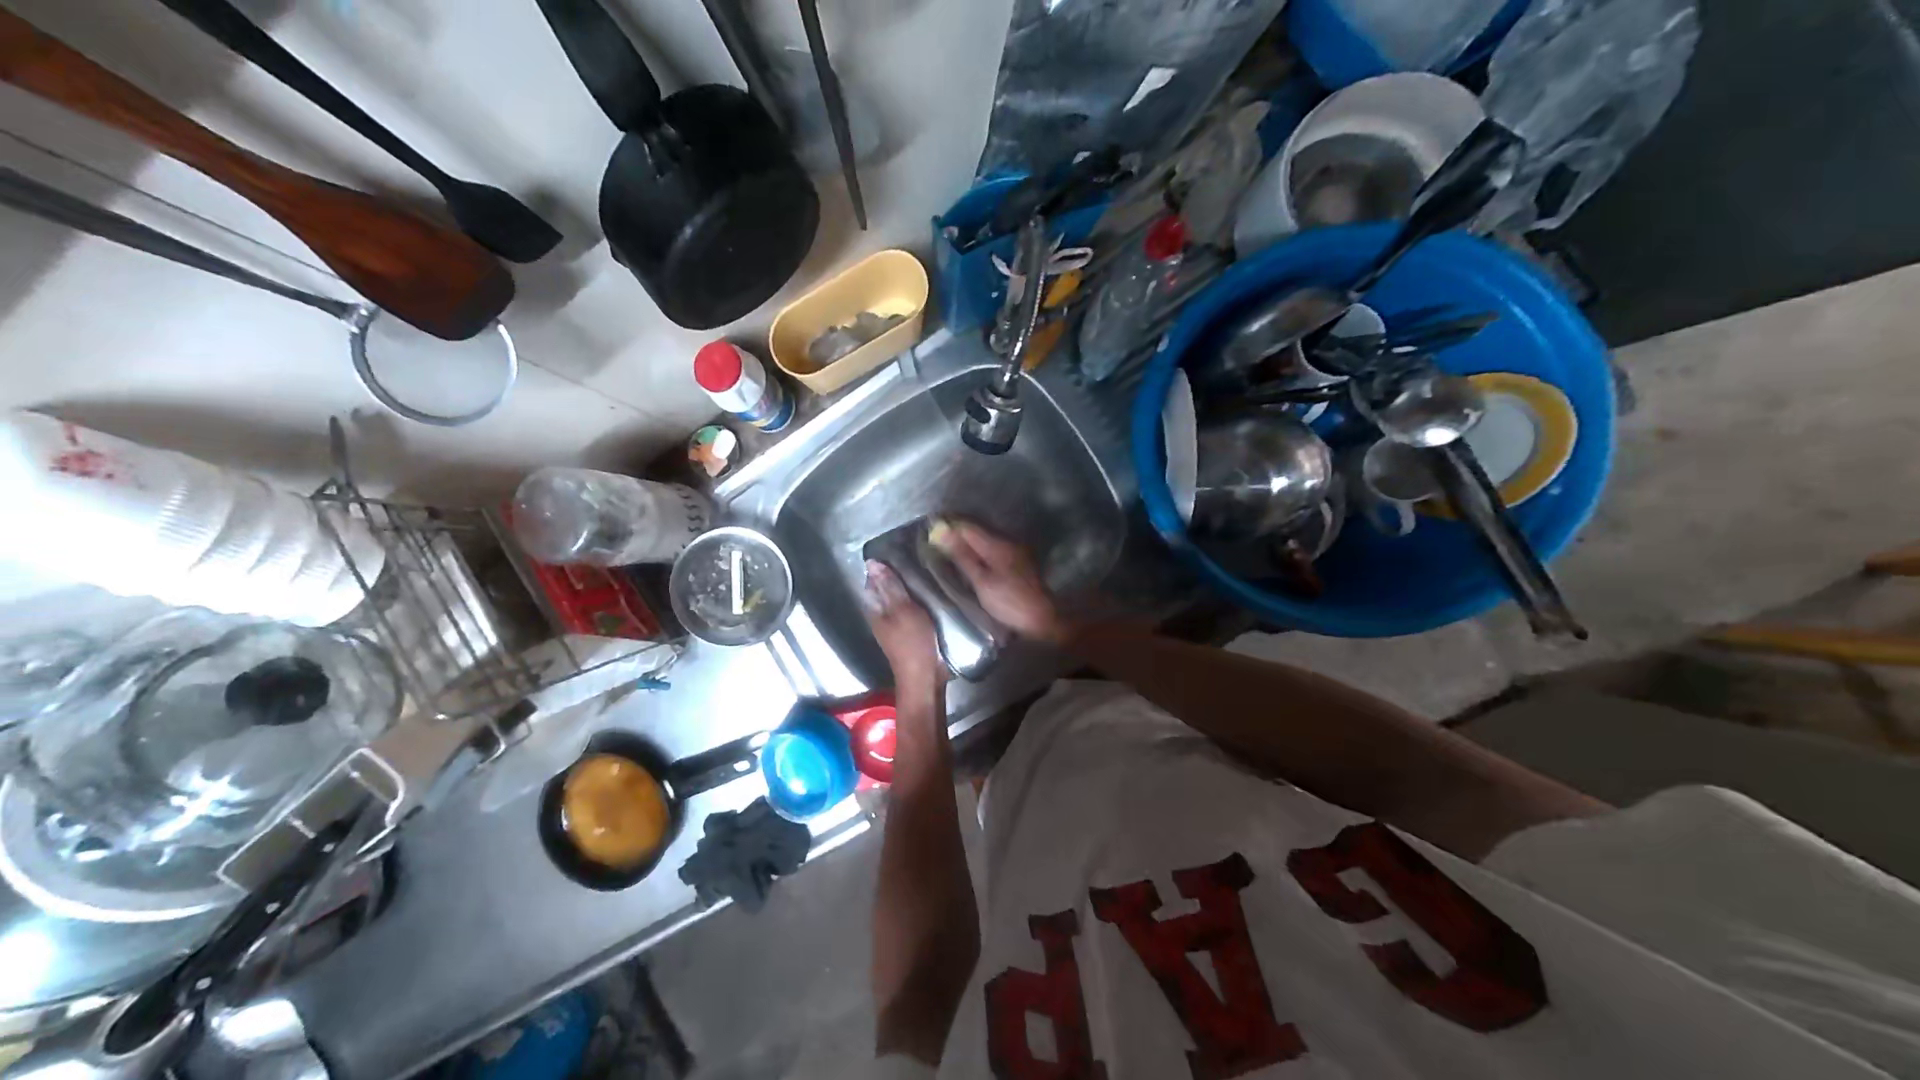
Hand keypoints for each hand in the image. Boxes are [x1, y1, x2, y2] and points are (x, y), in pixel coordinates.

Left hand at [863, 560, 944, 693]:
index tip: (902, 549)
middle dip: (899, 575)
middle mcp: (880, 615)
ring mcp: (894, 624)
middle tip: (919, 557)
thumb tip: (871, 562)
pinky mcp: (908, 631)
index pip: (873, 579)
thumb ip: (890, 586)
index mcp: (874, 608)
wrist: (924, 675)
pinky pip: (910, 608)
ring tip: (927, 571)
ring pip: (899, 598)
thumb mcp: (903, 609)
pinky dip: (918, 600)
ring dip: (910, 587)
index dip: (885, 565)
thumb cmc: (912, 641)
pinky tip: (931, 593)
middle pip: (886, 589)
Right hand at [931, 520, 1070, 644]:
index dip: (947, 526)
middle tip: (934, 543)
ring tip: (947, 552)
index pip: (967, 526)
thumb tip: (941, 533)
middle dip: (956, 534)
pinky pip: (991, 551)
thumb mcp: (981, 581)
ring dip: (966, 544)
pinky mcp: (1017, 563)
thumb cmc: (1009, 602)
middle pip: (976, 531)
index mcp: (996, 544)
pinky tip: (969, 563)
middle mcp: (1006, 542)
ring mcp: (1014, 552)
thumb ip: (962, 556)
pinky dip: (978, 553)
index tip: (928, 532)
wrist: (1043, 620)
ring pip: (984, 541)